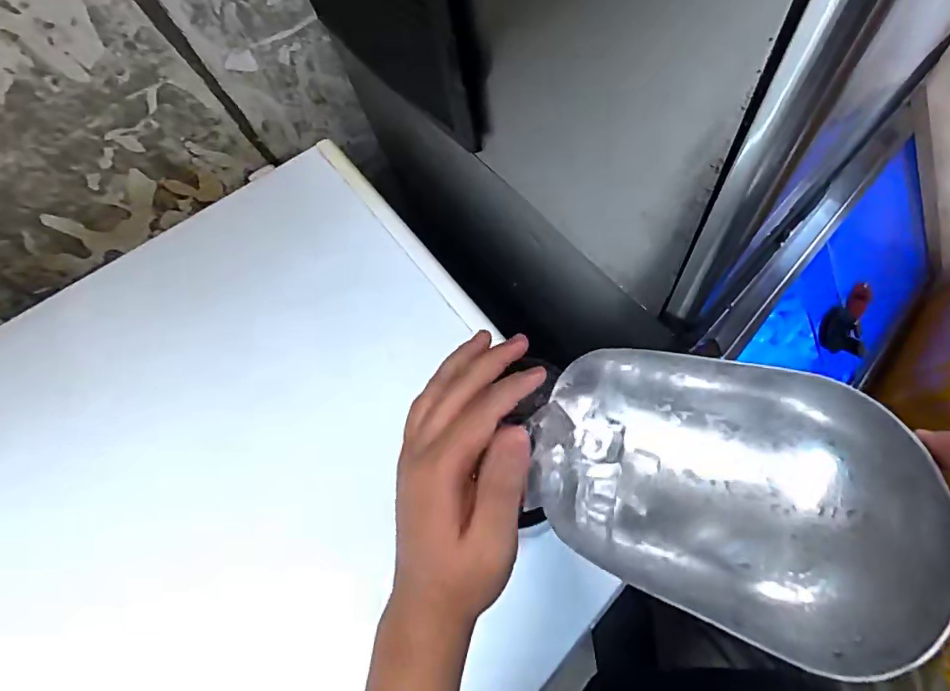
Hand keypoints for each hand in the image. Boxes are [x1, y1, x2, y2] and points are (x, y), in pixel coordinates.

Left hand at [368, 332, 544, 690]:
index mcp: (438, 469)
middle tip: (519, 343)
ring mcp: (411, 454)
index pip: (478, 412)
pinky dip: (442, 381)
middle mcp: (419, 452)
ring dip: (460, 363)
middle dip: (488, 362)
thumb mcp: (493, 543)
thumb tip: (515, 430)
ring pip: (434, 392)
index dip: (510, 388)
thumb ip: (503, 485)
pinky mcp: (412, 460)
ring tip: (485, 340)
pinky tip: (456, 375)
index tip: (538, 373)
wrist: (425, 607)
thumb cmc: (464, 578)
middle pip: (453, 391)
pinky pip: (424, 406)